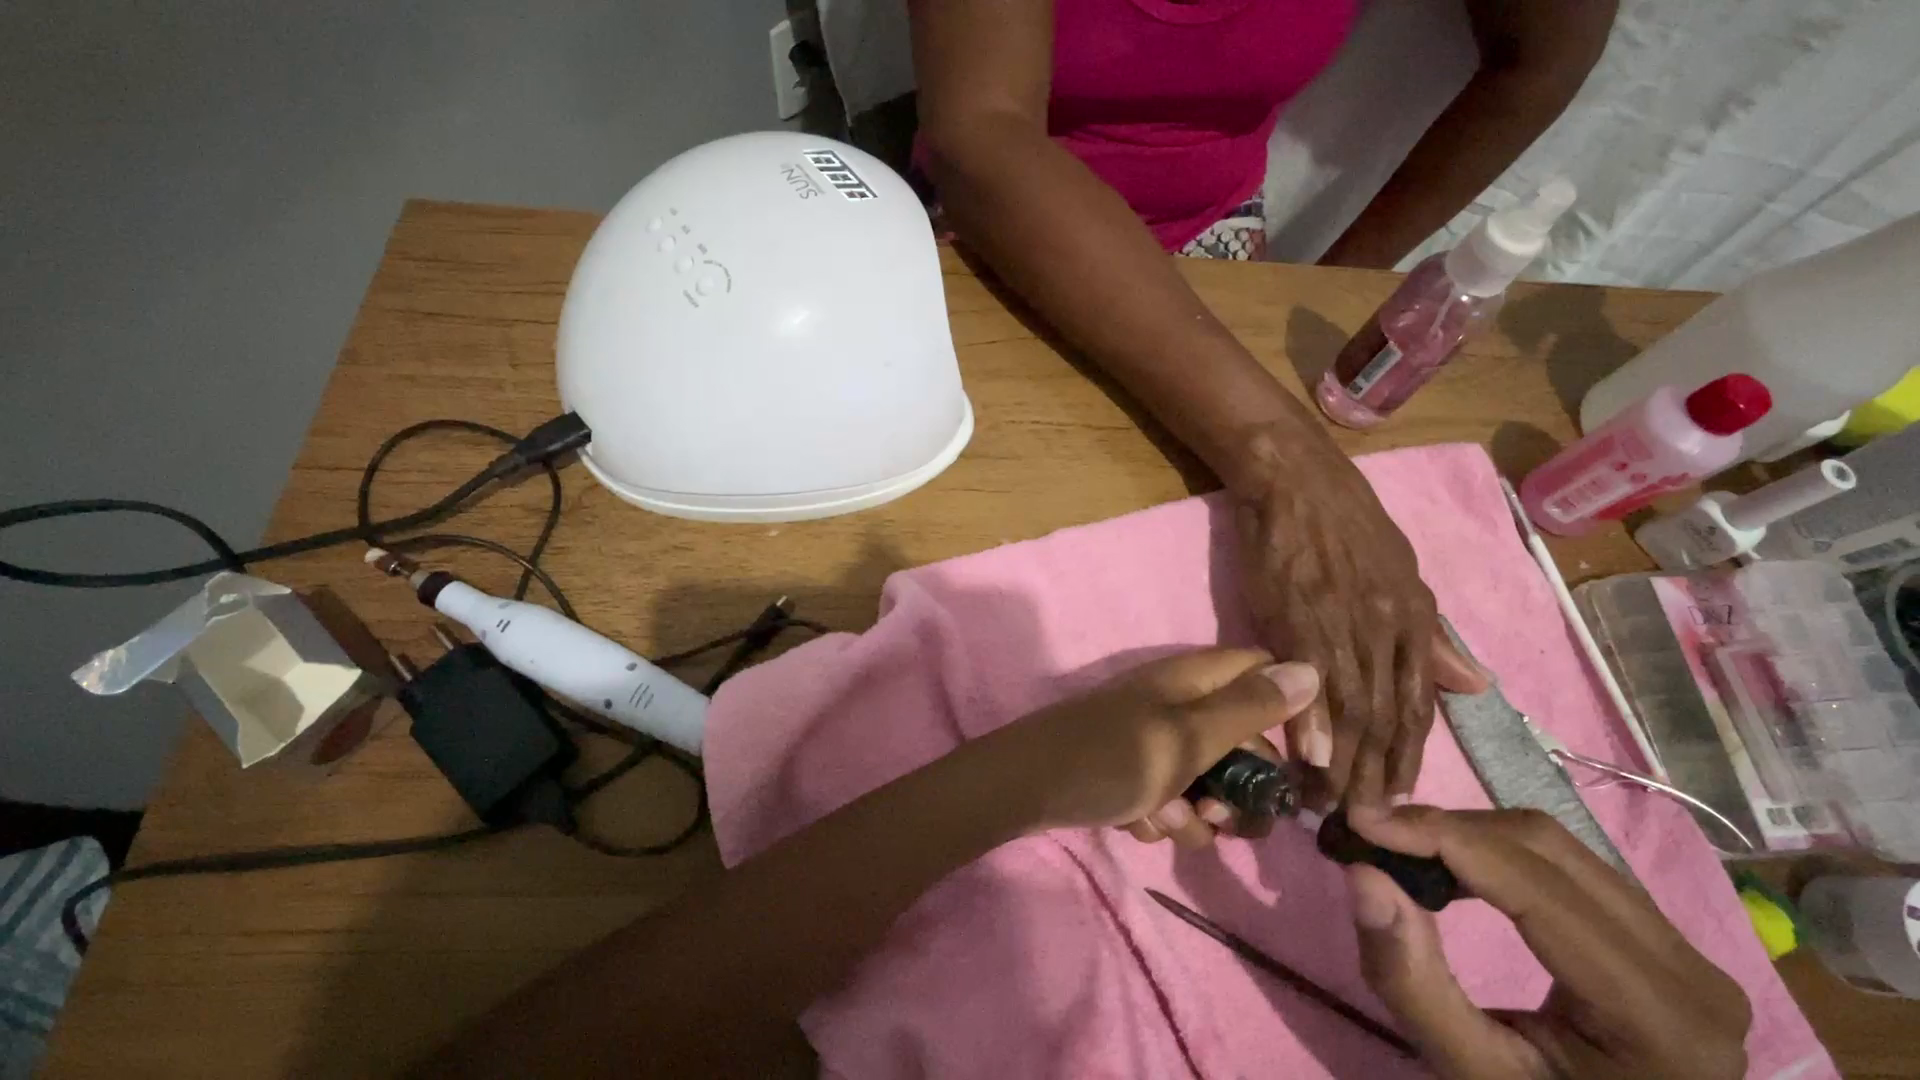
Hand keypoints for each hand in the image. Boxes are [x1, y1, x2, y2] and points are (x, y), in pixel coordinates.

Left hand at [986, 649, 1318, 845]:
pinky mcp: (1130, 770)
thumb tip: (1309, 670)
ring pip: (1207, 778)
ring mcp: (1152, 737)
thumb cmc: (1111, 759)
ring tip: (1165, 820)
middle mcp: (1176, 702)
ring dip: (1197, 811)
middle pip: (1241, 739)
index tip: (1309, 766)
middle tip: (1221, 816)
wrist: (1022, 789)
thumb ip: (1249, 708)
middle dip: (1240, 788)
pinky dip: (1161, 815)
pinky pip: (1170, 796)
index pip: (1265, 675)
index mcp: (1192, 678)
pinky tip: (1136, 823)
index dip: (1295, 714)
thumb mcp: (1189, 736)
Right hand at [1233, 434, 1486, 803]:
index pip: (1418, 702)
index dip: (1410, 755)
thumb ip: (1431, 634)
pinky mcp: (1298, 613)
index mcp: (1414, 620)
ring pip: (1353, 705)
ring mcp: (1344, 622)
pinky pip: (1312, 674)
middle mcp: (1388, 628)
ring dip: (1345, 760)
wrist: (1295, 479)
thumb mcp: (1403, 574)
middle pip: (1387, 715)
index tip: (1399, 800)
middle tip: (1365, 822)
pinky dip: (1313, 718)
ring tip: (1332, 804)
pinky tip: (1310, 756)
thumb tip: (1475, 686)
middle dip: (1376, 773)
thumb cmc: (1344, 525)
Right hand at [1344, 806, 1751, 1079]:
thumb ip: (1412, 980)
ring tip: (1398, 851)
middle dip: (1447, 830)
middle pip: (1547, 849)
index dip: (1443, 838)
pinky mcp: (1666, 942)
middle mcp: (1693, 969)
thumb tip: (1362, 874)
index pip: (1536, 886)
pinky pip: (1569, 868)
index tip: (1358, 819)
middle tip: (1368, 834)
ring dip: (1467, 837)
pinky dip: (1495, 855)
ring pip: (1557, 847)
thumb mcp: (1473, 1074)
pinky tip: (1450, 871)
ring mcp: (1689, 951)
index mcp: (1662, 1016)